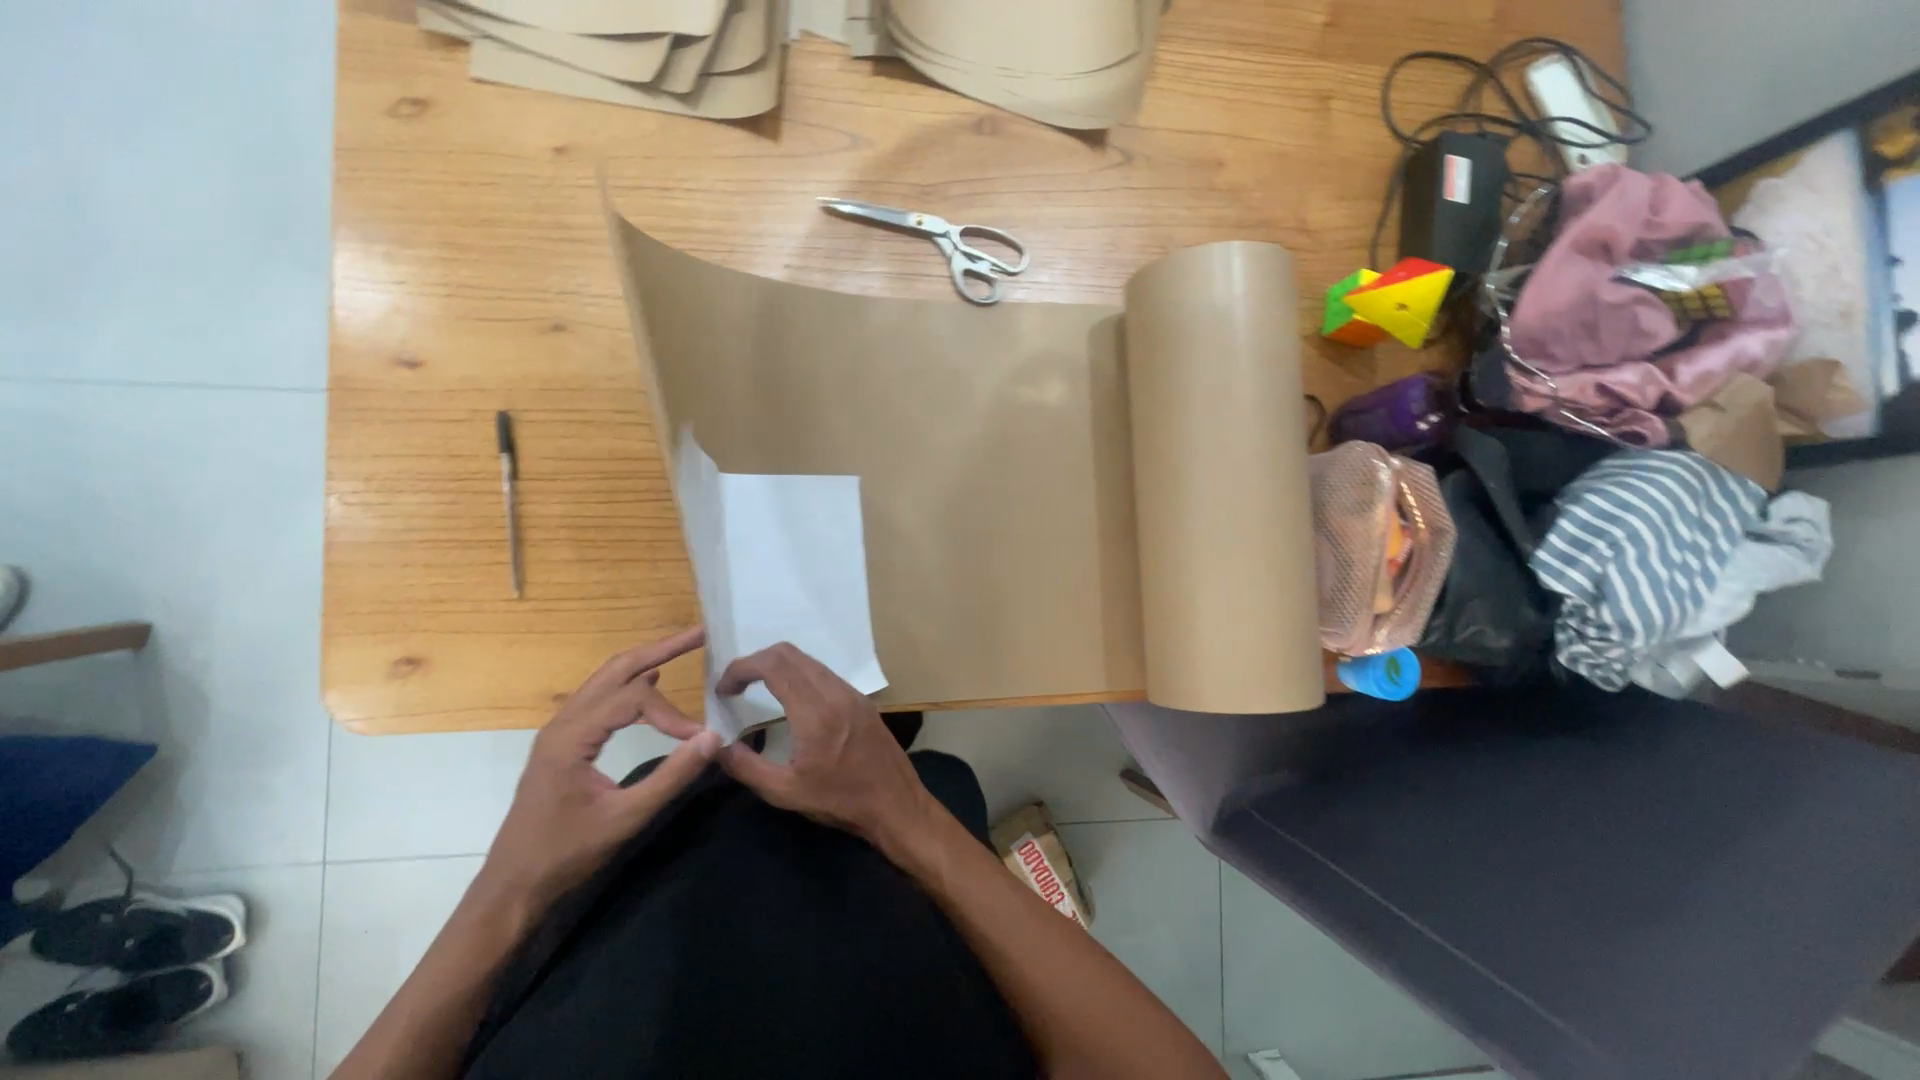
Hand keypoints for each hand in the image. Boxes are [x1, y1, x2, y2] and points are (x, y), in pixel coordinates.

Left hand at [480, 626, 720, 913]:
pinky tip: (649, 682)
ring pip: (605, 680)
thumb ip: (671, 777)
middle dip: (659, 649)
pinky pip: (599, 698)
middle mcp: (562, 723)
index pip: (633, 699)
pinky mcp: (563, 744)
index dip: (673, 714)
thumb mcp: (625, 819)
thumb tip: (713, 738)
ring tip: (682, 647)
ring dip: (644, 661)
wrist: (513, 884)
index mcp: (572, 736)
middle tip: (699, 634)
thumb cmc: (566, 853)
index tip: (700, 739)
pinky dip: (629, 684)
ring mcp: (559, 731)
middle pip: (615, 670)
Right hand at [716, 643, 939, 846]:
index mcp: (815, 713)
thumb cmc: (840, 801)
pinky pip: (825, 673)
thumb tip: (718, 746)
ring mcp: (853, 694)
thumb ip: (745, 767)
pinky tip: (790, 699)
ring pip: (809, 661)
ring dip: (779, 667)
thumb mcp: (785, 792)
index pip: (773, 665)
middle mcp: (835, 693)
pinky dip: (800, 675)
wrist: (896, 805)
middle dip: (756, 662)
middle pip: (789, 653)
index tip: (724, 690)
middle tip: (736, 686)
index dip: (741, 668)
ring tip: (757, 690)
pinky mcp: (863, 700)